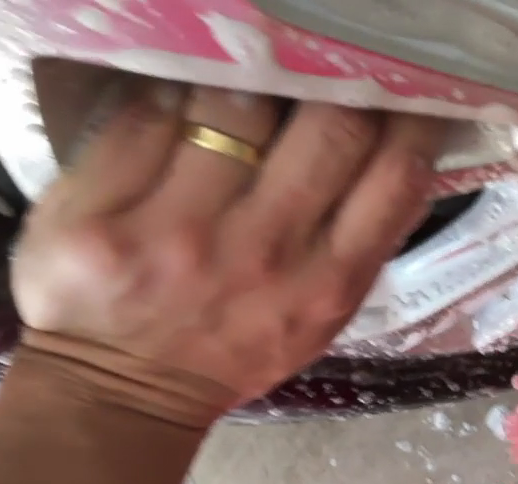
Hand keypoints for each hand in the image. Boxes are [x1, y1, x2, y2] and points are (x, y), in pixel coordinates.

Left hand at [9, 79, 443, 426]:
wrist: (125, 387)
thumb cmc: (236, 350)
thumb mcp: (318, 319)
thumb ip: (352, 249)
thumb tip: (391, 161)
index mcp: (328, 286)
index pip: (394, 182)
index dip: (413, 124)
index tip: (413, 94)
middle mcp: (266, 253)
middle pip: (330, 127)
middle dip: (345, 82)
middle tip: (339, 62)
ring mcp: (181, 228)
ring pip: (238, 103)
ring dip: (255, 77)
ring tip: (255, 74)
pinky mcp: (104, 206)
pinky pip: (154, 110)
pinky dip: (175, 92)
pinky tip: (183, 99)